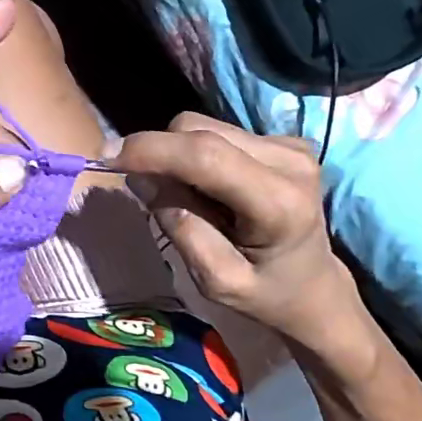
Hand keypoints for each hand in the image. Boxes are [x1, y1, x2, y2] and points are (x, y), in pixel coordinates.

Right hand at [114, 112, 363, 354]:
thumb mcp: (216, 282)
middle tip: (153, 195)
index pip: (205, 155)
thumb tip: (144, 179)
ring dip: (178, 156)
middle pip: (198, 130)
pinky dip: (197, 156)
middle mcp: (289, 161)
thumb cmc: (266, 294)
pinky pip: (217, 132)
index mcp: (278, 203)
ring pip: (203, 126)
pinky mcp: (282, 140)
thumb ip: (182, 230)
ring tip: (190, 198)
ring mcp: (289, 145)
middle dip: (160, 154)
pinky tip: (210, 189)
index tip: (107, 158)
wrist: (314, 287)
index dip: (151, 149)